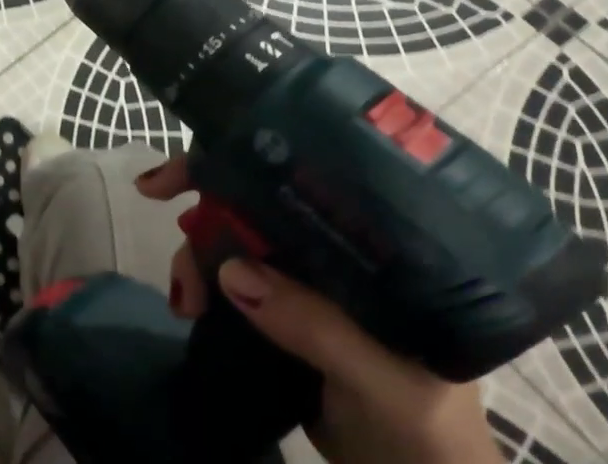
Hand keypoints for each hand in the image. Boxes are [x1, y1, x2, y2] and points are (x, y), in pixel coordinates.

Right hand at [136, 157, 501, 463]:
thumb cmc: (430, 435)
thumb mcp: (383, 382)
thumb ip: (317, 328)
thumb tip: (230, 270)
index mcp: (375, 254)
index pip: (305, 192)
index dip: (243, 171)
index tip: (177, 180)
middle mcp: (339, 259)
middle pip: (257, 213)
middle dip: (204, 226)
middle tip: (181, 270)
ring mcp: (310, 290)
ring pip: (238, 248)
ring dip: (198, 264)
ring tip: (186, 305)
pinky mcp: (285, 322)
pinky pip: (233, 289)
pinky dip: (203, 288)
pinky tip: (189, 307)